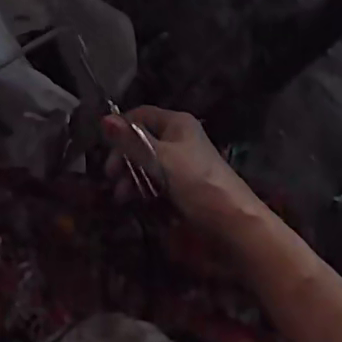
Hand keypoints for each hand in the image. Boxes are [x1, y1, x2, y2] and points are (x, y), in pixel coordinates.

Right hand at [103, 106, 269, 238]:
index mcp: (177, 123)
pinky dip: (146, 188)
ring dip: (132, 176)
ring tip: (121, 196)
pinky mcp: (186, 185)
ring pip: (148, 162)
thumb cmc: (198, 184)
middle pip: (142, 139)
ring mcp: (184, 162)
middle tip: (111, 177)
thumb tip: (103, 118)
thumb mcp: (161, 161)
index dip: (120, 129)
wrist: (238, 226)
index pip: (140, 115)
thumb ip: (131, 142)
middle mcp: (180, 137)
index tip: (105, 149)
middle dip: (124, 157)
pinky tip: (136, 201)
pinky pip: (159, 180)